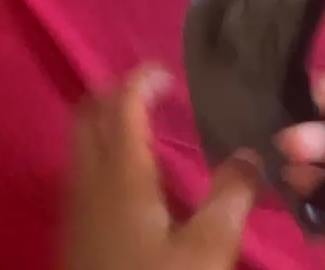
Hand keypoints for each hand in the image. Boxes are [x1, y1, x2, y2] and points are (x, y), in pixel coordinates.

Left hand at [65, 65, 260, 269]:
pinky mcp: (73, 233)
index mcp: (122, 174)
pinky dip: (101, 154)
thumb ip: (231, 197)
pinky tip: (131, 180)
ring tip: (145, 130)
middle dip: (116, 94)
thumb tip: (251, 154)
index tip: (169, 73)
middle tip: (153, 95)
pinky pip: (80, 171)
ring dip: (106, 124)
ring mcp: (75, 207)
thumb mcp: (206, 252)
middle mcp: (90, 180)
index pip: (123, 104)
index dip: (143, 79)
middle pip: (88, 114)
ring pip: (81, 143)